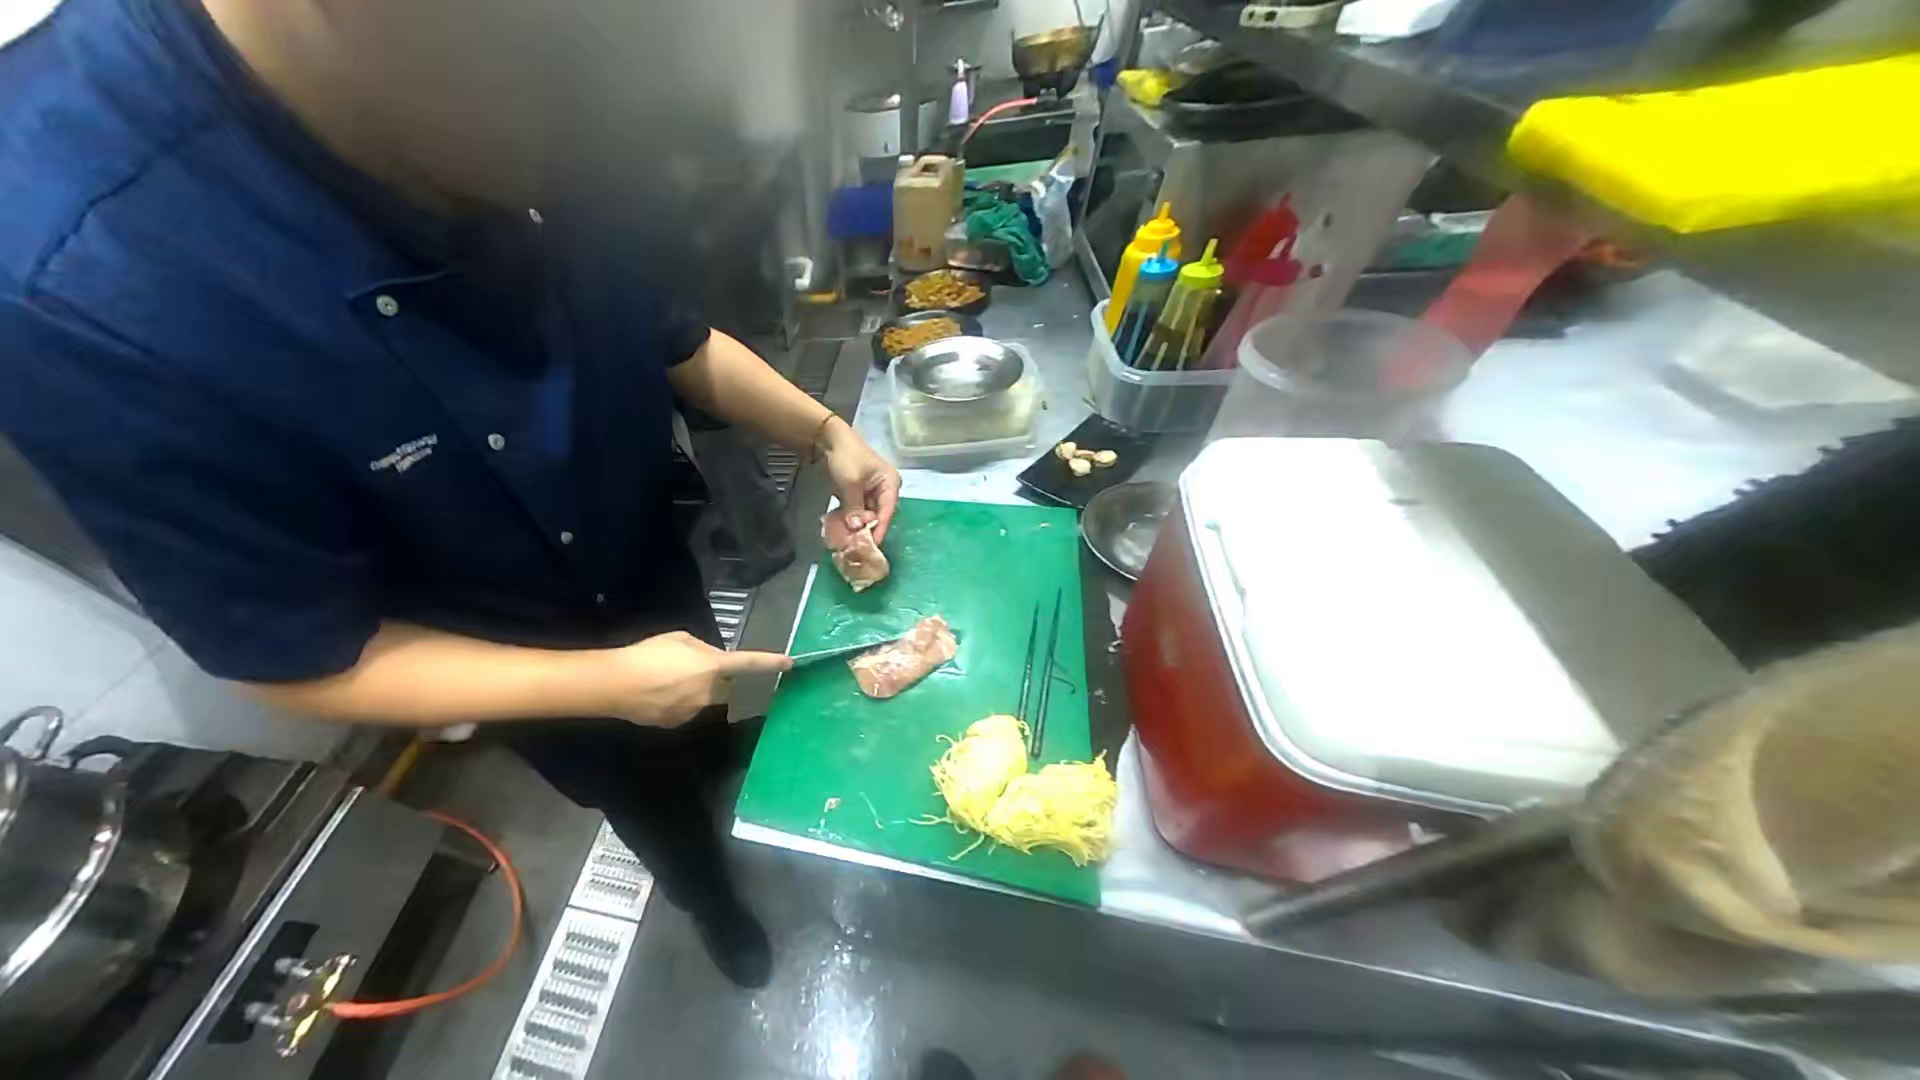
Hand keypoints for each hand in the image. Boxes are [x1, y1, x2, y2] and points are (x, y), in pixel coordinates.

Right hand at [597, 632, 790, 727]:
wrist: (613, 684)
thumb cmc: (647, 654)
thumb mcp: (680, 640)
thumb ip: (702, 650)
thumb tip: (709, 659)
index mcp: (714, 667)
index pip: (751, 665)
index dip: (772, 664)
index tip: (789, 664)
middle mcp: (710, 693)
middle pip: (734, 690)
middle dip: (736, 685)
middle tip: (726, 676)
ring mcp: (694, 711)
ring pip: (709, 700)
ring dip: (703, 691)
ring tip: (674, 679)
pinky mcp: (676, 723)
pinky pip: (688, 709)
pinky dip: (683, 701)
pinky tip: (662, 693)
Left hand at [818, 416, 901, 543]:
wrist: (829, 439)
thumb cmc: (847, 457)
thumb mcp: (851, 482)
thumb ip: (854, 507)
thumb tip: (856, 529)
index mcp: (890, 484)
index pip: (887, 511)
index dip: (880, 528)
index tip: (873, 545)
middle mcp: (885, 490)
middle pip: (878, 515)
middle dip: (867, 529)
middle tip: (857, 545)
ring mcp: (871, 493)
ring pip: (866, 515)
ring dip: (856, 526)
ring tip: (847, 540)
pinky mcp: (859, 494)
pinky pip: (857, 511)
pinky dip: (850, 519)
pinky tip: (841, 529)